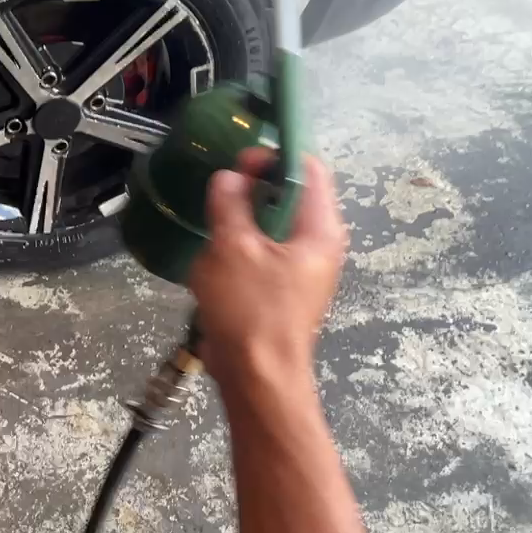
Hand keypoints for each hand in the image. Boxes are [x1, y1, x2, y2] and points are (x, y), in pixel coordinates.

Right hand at [188, 151, 346, 392]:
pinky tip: (212, 269)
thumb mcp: (233, 249)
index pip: (309, 170)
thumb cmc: (250, 309)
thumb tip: (229, 179)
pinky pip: (257, 258)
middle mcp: (317, 246)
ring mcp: (299, 271)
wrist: (256, 375)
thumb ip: (230, 206)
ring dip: (237, 228)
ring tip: (212, 239)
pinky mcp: (279, 292)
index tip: (238, 163)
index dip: (275, 157)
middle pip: (287, 199)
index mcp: (319, 230)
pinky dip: (235, 255)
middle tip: (218, 198)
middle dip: (250, 194)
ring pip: (267, 230)